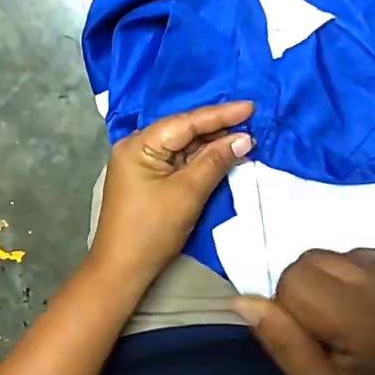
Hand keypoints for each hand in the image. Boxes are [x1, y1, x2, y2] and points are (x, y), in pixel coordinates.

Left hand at [88, 100, 253, 285]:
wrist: (122, 268)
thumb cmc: (152, 230)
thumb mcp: (187, 193)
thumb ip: (215, 161)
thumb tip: (243, 139)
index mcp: (138, 144)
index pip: (184, 122)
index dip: (220, 114)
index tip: (250, 106)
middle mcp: (135, 146)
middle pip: (182, 129)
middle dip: (216, 126)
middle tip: (251, 119)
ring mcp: (140, 163)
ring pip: (181, 145)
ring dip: (210, 142)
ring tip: (243, 134)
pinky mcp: (147, 178)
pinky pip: (176, 160)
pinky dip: (199, 157)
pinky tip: (220, 152)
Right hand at [233, 248, 374, 374]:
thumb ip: (284, 346)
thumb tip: (241, 299)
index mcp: (368, 322)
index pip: (293, 280)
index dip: (291, 313)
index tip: (316, 347)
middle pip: (312, 259)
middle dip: (307, 292)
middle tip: (332, 336)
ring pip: (337, 254)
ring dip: (332, 283)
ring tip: (358, 324)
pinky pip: (366, 255)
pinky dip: (358, 278)